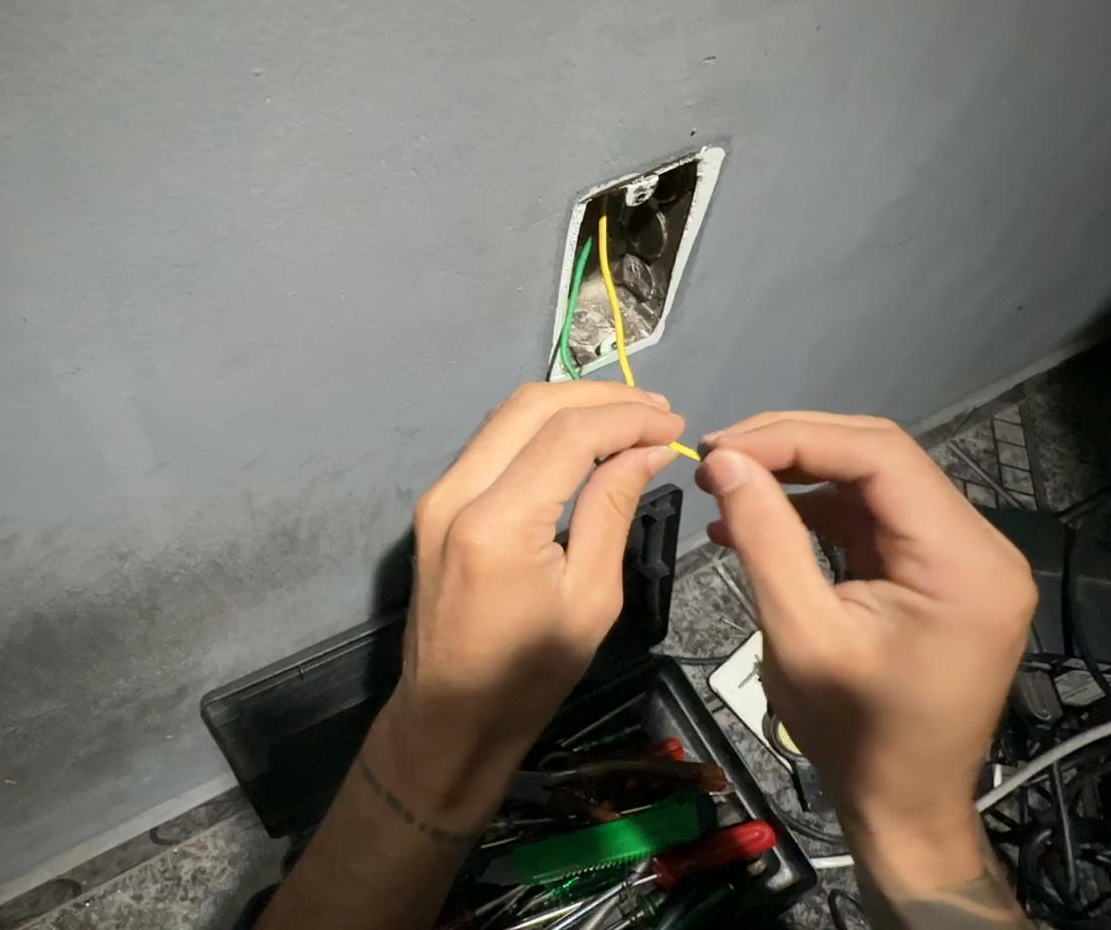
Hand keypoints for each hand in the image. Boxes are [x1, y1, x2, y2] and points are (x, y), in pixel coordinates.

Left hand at [375, 382, 684, 823]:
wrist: (449, 714)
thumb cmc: (529, 676)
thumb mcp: (591, 599)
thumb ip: (612, 510)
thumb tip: (648, 450)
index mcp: (497, 523)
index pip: (568, 435)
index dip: (627, 419)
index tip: (675, 426)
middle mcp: (456, 492)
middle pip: (531, 406)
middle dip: (599, 397)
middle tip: (656, 411)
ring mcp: (438, 493)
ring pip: (507, 415)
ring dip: (569, 406)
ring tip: (628, 418)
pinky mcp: (436, 502)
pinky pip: (492, 443)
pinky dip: (540, 429)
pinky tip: (581, 439)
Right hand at [696, 413, 1035, 890]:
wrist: (899, 801)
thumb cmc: (854, 730)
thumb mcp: (798, 632)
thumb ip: (764, 537)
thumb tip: (722, 460)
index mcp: (962, 561)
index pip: (880, 456)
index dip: (794, 438)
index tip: (719, 448)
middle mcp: (974, 544)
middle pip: (877, 456)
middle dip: (789, 446)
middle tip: (715, 456)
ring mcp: (954, 555)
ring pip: (865, 478)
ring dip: (791, 473)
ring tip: (724, 482)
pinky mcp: (926, 568)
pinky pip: (862, 514)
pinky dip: (804, 509)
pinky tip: (751, 521)